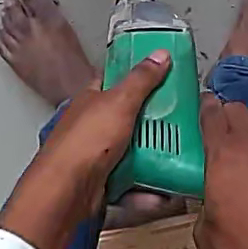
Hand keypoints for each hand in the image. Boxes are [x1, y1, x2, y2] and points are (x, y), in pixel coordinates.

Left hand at [0, 50, 171, 248]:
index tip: (164, 75)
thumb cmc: (84, 142)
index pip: (117, 80)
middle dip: (154, 121)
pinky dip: (147, 189)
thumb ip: (141, 80)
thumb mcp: (120, 102)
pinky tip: (163, 192)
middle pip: (129, 118)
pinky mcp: (103, 182)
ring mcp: (97, 155)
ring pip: (132, 152)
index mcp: (93, 99)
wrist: (66, 192)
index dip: (139, 75)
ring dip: (154, 157)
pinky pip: (131, 183)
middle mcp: (93, 126)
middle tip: (181, 119)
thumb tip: (159, 55)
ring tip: (178, 157)